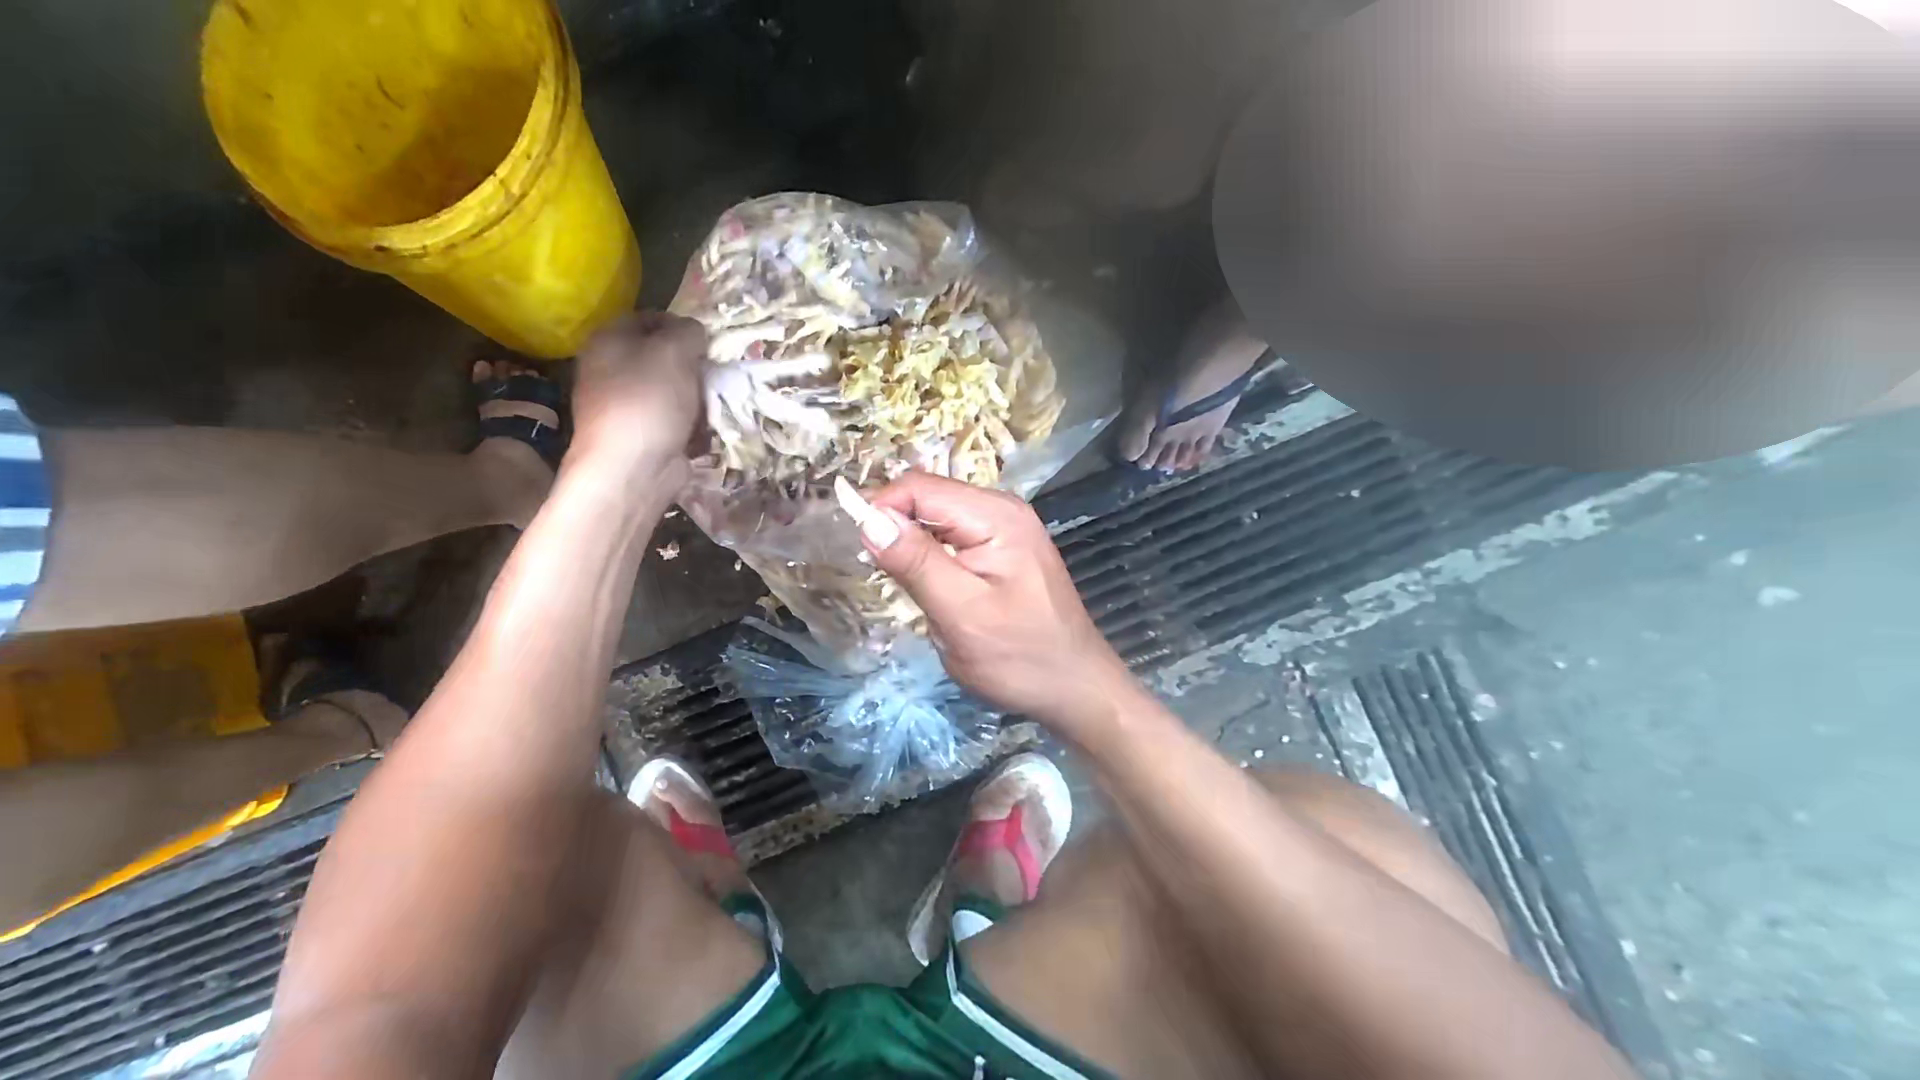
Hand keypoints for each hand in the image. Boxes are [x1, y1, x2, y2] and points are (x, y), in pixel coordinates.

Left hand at [567, 312, 706, 476]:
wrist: (632, 468)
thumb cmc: (649, 400)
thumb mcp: (675, 352)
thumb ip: (689, 332)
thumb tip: (694, 333)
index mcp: (607, 341)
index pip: (648, 317)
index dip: (680, 324)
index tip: (707, 340)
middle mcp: (608, 370)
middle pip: (660, 356)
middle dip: (691, 364)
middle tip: (712, 373)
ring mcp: (622, 405)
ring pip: (669, 389)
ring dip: (694, 396)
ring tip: (712, 404)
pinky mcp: (639, 436)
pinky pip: (671, 420)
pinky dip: (689, 424)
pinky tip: (703, 430)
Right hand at [862, 472, 1135, 735]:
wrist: (1075, 688)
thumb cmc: (1019, 657)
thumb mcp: (960, 614)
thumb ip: (916, 562)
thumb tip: (868, 519)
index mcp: (995, 515)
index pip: (919, 488)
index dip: (881, 510)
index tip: (860, 552)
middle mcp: (1002, 508)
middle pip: (929, 498)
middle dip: (897, 529)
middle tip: (886, 578)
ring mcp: (1006, 528)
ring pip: (938, 518)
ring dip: (914, 546)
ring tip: (911, 588)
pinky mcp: (1004, 549)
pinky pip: (955, 537)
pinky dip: (933, 556)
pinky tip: (934, 587)